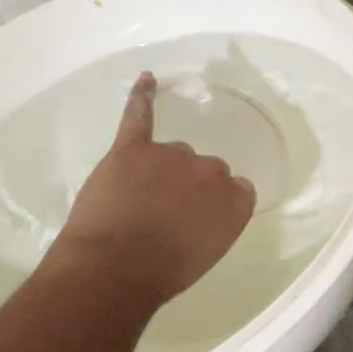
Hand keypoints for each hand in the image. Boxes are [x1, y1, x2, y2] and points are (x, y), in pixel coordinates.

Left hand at [51, 72, 255, 305]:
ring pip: (169, 154)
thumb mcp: (208, 254)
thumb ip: (215, 223)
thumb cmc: (163, 273)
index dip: (212, 204)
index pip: (235, 188)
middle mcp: (212, 170)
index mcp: (236, 199)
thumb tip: (201, 211)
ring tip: (134, 203)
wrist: (115, 269)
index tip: (197, 220)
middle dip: (184, 188)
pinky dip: (142, 96)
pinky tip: (146, 79)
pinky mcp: (133, 147)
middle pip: (202, 169)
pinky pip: (140, 114)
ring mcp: (172, 155)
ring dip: (157, 171)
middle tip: (161, 217)